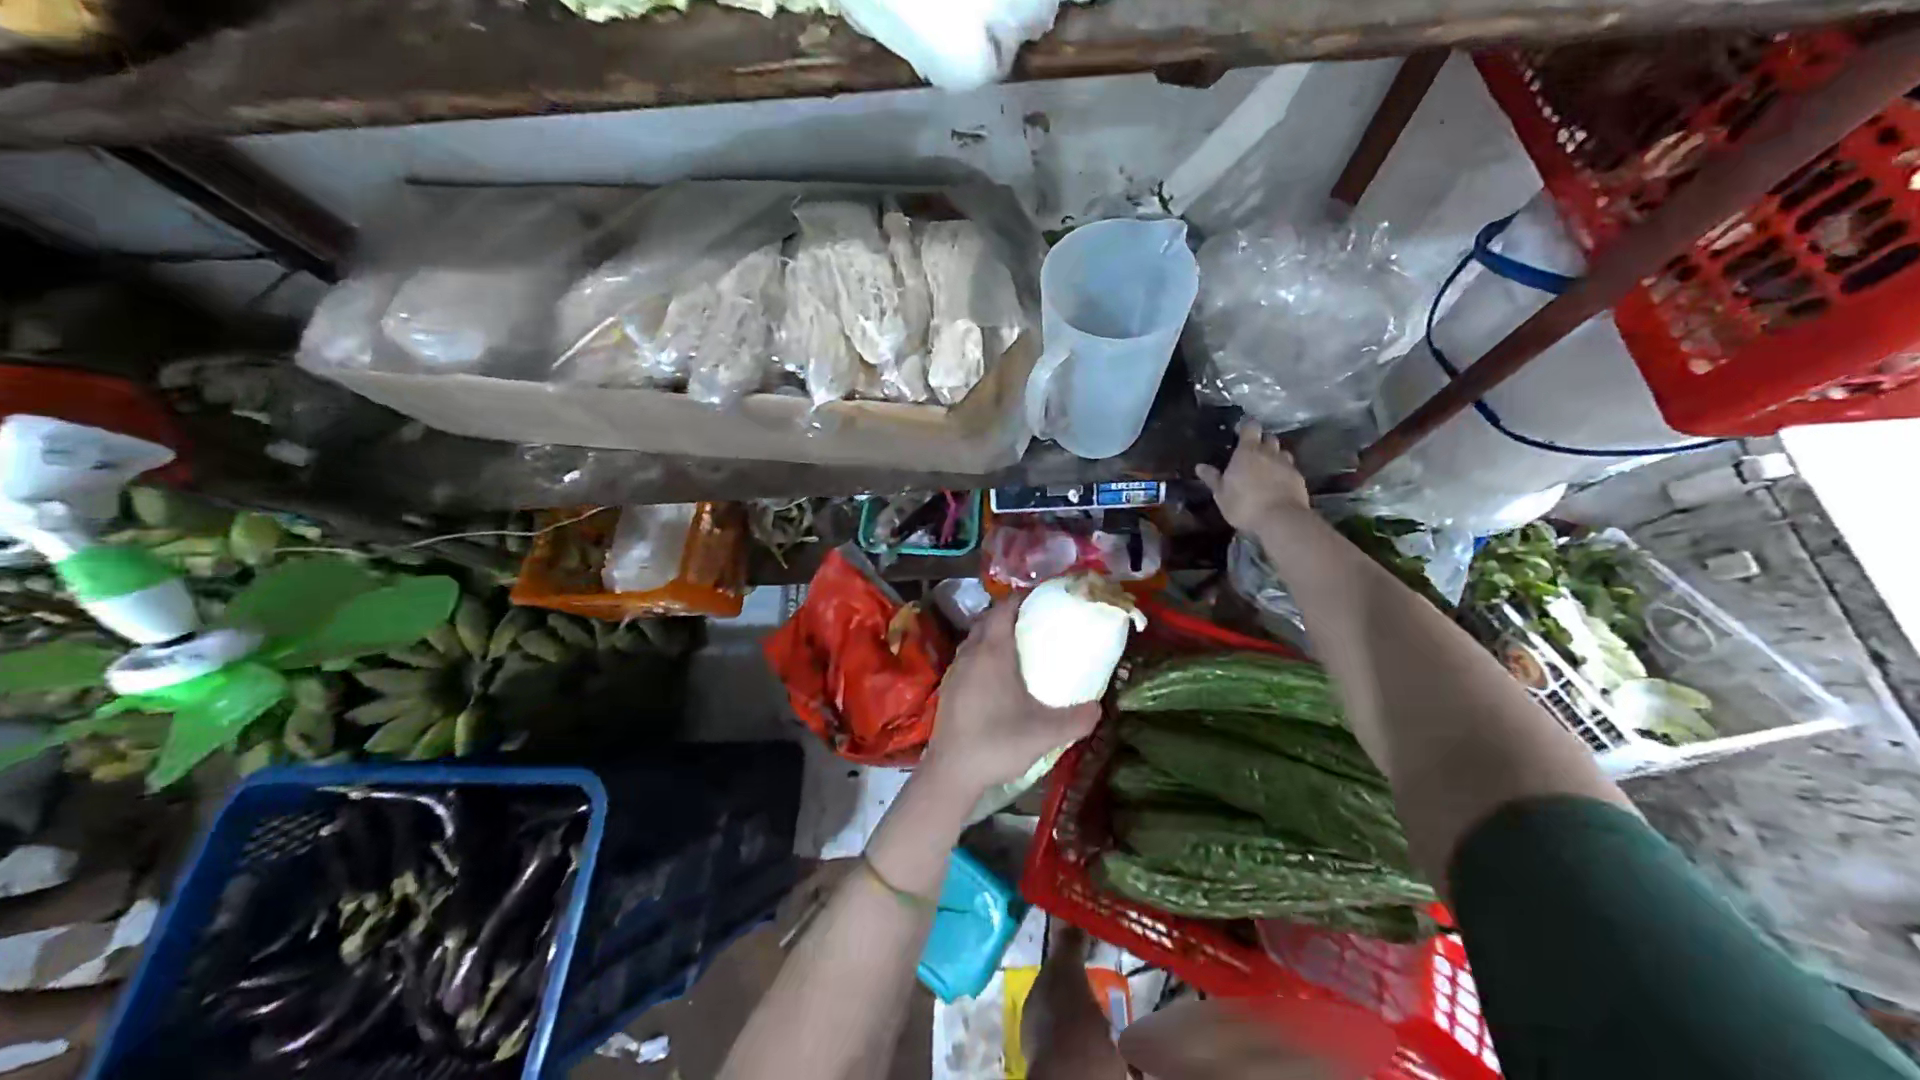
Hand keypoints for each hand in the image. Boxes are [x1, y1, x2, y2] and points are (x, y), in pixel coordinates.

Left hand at [920, 597, 1100, 797]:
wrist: (951, 772)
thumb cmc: (997, 742)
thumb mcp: (1046, 733)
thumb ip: (1078, 719)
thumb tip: (1099, 707)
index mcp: (992, 652)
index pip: (1003, 609)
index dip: (1021, 599)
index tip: (1042, 600)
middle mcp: (970, 654)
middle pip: (987, 621)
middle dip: (1008, 616)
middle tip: (1035, 622)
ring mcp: (955, 671)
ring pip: (975, 641)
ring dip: (994, 636)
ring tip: (1020, 647)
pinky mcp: (948, 689)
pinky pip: (968, 659)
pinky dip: (984, 656)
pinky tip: (999, 678)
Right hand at [1197, 420, 1311, 532]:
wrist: (1281, 519)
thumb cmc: (1244, 504)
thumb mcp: (1221, 494)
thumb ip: (1212, 478)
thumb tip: (1200, 466)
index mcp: (1248, 452)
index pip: (1251, 428)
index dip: (1247, 427)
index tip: (1241, 431)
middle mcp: (1269, 453)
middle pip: (1269, 438)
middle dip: (1263, 441)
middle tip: (1254, 451)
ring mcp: (1287, 465)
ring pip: (1282, 453)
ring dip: (1276, 456)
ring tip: (1268, 468)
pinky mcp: (1299, 479)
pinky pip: (1291, 470)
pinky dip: (1284, 473)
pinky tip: (1279, 484)